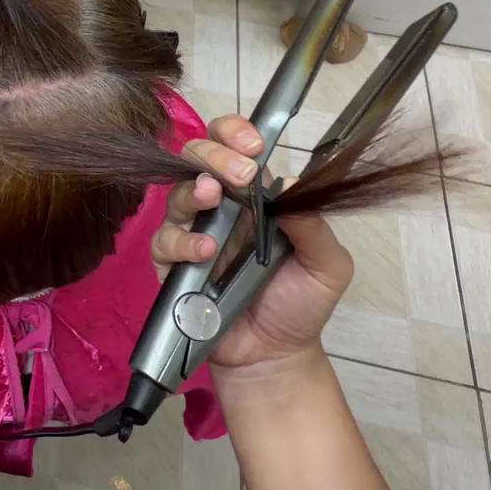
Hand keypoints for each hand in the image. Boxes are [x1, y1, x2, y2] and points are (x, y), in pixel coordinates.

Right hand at [154, 116, 354, 381]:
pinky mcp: (171, 263)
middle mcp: (216, 205)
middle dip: (213, 155)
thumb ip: (312, 224)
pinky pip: (164, 241)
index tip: (252, 145)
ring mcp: (190, 231)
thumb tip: (291, 183)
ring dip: (194, 190)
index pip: (231, 145)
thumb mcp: (326, 264)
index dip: (234, 133)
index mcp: (250, 195)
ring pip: (176, 193)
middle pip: (196, 157)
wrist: (275, 355)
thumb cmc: (298, 303)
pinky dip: (183, 241)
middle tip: (240, 173)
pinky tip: (206, 251)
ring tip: (213, 198)